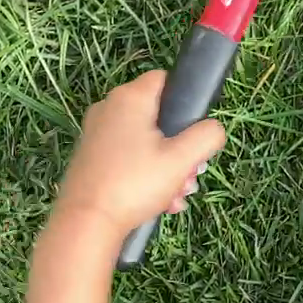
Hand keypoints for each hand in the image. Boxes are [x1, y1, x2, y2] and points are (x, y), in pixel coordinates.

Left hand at [55, 70, 225, 233]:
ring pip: (145, 143)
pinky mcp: (91, 157)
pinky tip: (160, 203)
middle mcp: (109, 108)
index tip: (194, 133)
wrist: (88, 222)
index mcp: (130, 98)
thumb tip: (214, 129)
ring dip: (168, 168)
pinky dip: (146, 176)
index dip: (184, 103)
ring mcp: (97, 134)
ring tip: (176, 196)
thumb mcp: (181, 160)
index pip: (165, 80)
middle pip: (158, 118)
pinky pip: (129, 159)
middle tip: (191, 175)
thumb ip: (206, 137)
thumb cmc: (135, 184)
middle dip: (181, 149)